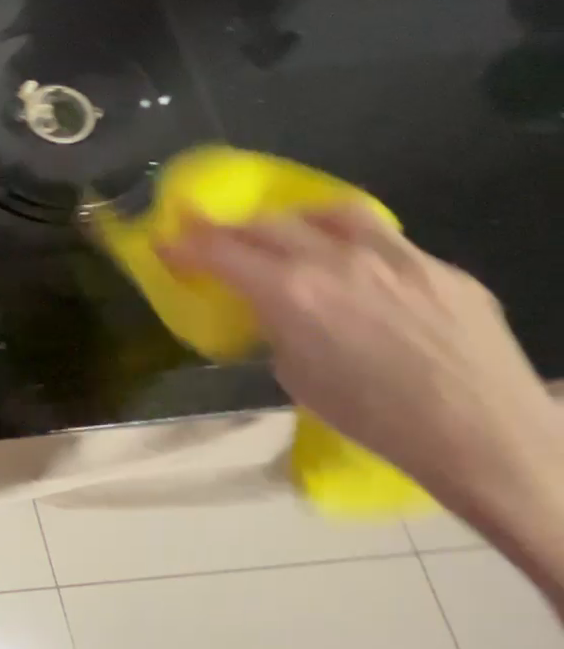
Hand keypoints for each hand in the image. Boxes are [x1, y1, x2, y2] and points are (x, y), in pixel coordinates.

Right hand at [165, 207, 563, 611]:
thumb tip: (272, 308)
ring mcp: (397, 259)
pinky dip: (351, 244)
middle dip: (229, 229)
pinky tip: (356, 271)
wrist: (484, 435)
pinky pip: (384, 240)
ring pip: (330, 213)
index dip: (185, 243)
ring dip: (294, 220)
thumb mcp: (295, 372)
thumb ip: (276, 326)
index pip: (220, 251)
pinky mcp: (441, 269)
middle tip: (211, 238)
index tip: (164, 241)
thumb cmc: (372, 417)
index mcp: (291, 292)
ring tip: (286, 234)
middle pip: (267, 224)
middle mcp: (338, 261)